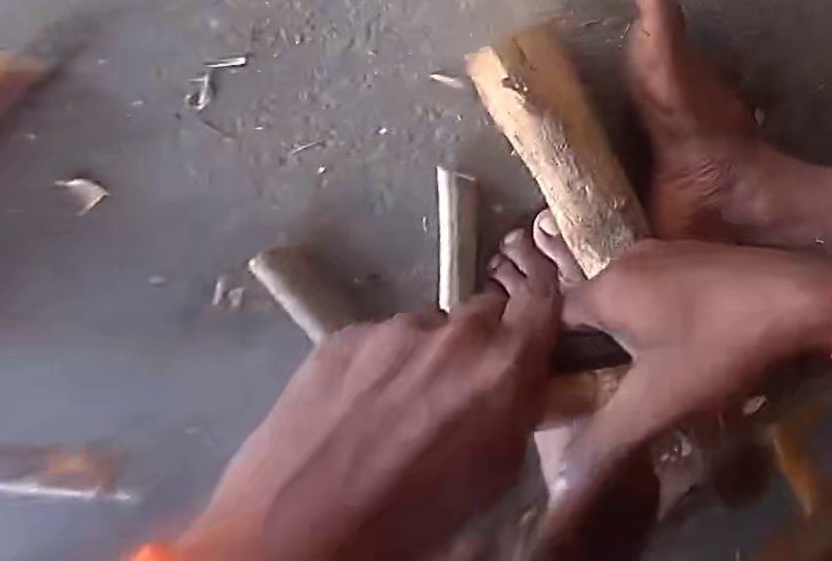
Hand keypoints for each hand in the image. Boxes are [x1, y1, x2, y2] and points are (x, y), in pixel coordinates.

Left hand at [179, 243, 560, 560]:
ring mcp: (397, 331)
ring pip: (431, 324)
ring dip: (428, 352)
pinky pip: (378, 338)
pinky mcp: (341, 340)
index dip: (539, 313)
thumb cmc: (412, 518)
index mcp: (508, 360)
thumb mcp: (500, 467)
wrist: (286, 549)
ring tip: (398, 401)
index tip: (532, 331)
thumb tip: (537, 380)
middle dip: (483, 338)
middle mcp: (460, 333)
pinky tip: (356, 407)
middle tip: (462, 380)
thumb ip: (527, 406)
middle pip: (488, 309)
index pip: (544, 296)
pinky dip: (378, 363)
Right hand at [545, 240, 831, 522]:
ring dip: (630, 342)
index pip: (550, 328)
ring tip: (645, 381)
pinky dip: (659, 322)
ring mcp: (671, 251)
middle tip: (605, 398)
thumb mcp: (656, 401)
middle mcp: (633, 256)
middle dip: (594, 358)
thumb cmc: (720, 342)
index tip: (564, 405)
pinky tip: (683, 350)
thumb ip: (601, 443)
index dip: (551, 370)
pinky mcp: (701, 256)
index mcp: (609, 283)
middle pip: (590, 315)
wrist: (798, 295)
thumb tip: (559, 487)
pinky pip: (660, 292)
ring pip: (628, 304)